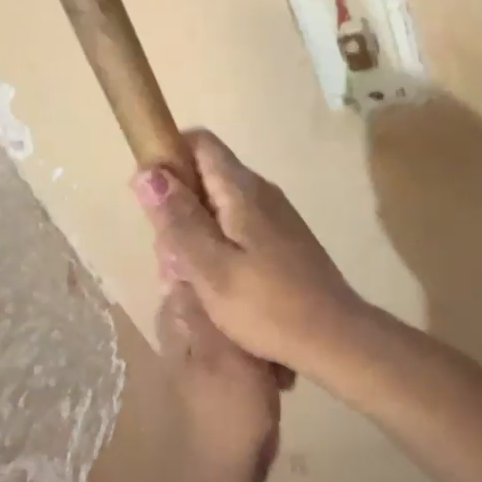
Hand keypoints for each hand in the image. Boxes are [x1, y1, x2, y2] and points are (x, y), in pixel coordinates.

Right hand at [133, 131, 364, 371]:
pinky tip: (214, 290)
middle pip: (204, 179)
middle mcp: (261, 194)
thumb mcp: (211, 268)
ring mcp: (275, 219)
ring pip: (218, 211)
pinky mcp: (282, 244)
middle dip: (176, 212)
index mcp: (243, 190)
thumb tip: (146, 171)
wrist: (334, 338)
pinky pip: (236, 233)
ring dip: (193, 239)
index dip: (167, 161)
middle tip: (171, 263)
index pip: (198, 143)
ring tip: (189, 284)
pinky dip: (216, 253)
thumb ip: (179, 220)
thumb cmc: (268, 307)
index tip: (151, 205)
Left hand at [157, 283, 280, 481]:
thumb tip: (184, 261)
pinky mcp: (224, 379)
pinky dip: (264, 361)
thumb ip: (206, 308)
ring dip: (264, 336)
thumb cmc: (229, 410)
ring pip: (241, 326)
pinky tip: (280, 379)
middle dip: (255, 307)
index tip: (262, 273)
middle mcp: (185, 334)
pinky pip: (248, 354)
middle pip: (224, 298)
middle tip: (279, 323)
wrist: (226, 474)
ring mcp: (205, 358)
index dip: (230, 266)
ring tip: (282, 360)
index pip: (195, 271)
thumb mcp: (223, 350)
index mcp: (177, 322)